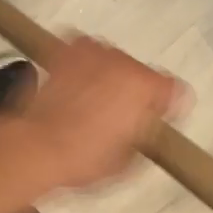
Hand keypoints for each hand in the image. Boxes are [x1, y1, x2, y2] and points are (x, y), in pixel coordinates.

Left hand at [5, 37, 188, 190]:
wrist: (37, 145)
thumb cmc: (84, 158)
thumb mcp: (126, 161)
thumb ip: (146, 139)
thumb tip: (148, 131)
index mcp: (146, 87)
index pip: (174, 90)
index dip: (167, 106)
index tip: (158, 120)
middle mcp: (124, 63)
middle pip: (141, 74)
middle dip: (135, 91)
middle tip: (120, 117)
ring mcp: (93, 52)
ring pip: (113, 62)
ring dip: (110, 77)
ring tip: (94, 103)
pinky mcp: (65, 51)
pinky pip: (84, 53)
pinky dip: (85, 65)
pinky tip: (77, 84)